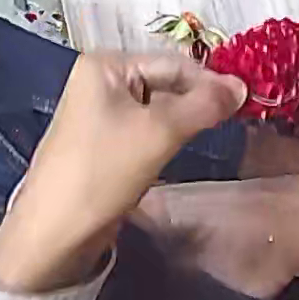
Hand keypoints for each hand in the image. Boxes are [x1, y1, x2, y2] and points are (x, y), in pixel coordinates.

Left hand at [0, 52, 245, 292]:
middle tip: (235, 115)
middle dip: (199, 99)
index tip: (245, 99)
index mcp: (106, 65)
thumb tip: (243, 87)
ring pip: (162, 104)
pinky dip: (172, 131)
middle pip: (169, 80)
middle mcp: (103, 80)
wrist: (53, 235)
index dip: (211, 81)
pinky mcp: (107, 137)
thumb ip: (205, 104)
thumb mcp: (162, 132)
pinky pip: (150, 124)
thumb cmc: (104, 172)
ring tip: (215, 128)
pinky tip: (185, 143)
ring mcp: (103, 109)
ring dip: (188, 116)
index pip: (175, 63)